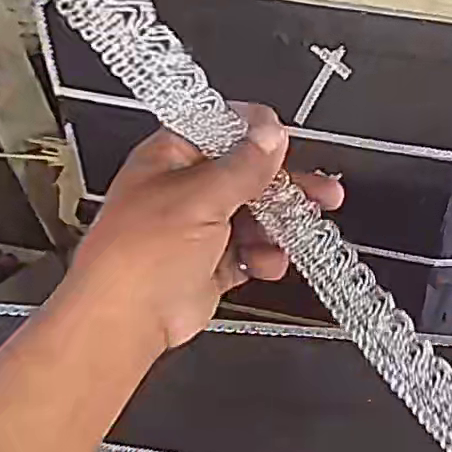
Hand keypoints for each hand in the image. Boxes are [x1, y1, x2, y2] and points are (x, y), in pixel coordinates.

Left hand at [60, 102, 344, 352]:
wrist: (129, 320)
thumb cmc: (142, 255)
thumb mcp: (200, 198)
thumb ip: (242, 166)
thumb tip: (270, 133)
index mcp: (171, 159)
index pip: (221, 132)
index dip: (257, 136)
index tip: (287, 143)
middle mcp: (185, 192)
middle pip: (246, 179)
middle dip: (285, 189)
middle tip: (322, 193)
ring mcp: (198, 231)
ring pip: (252, 220)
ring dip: (276, 230)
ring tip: (294, 238)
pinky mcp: (209, 266)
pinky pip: (246, 255)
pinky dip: (261, 259)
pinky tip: (269, 264)